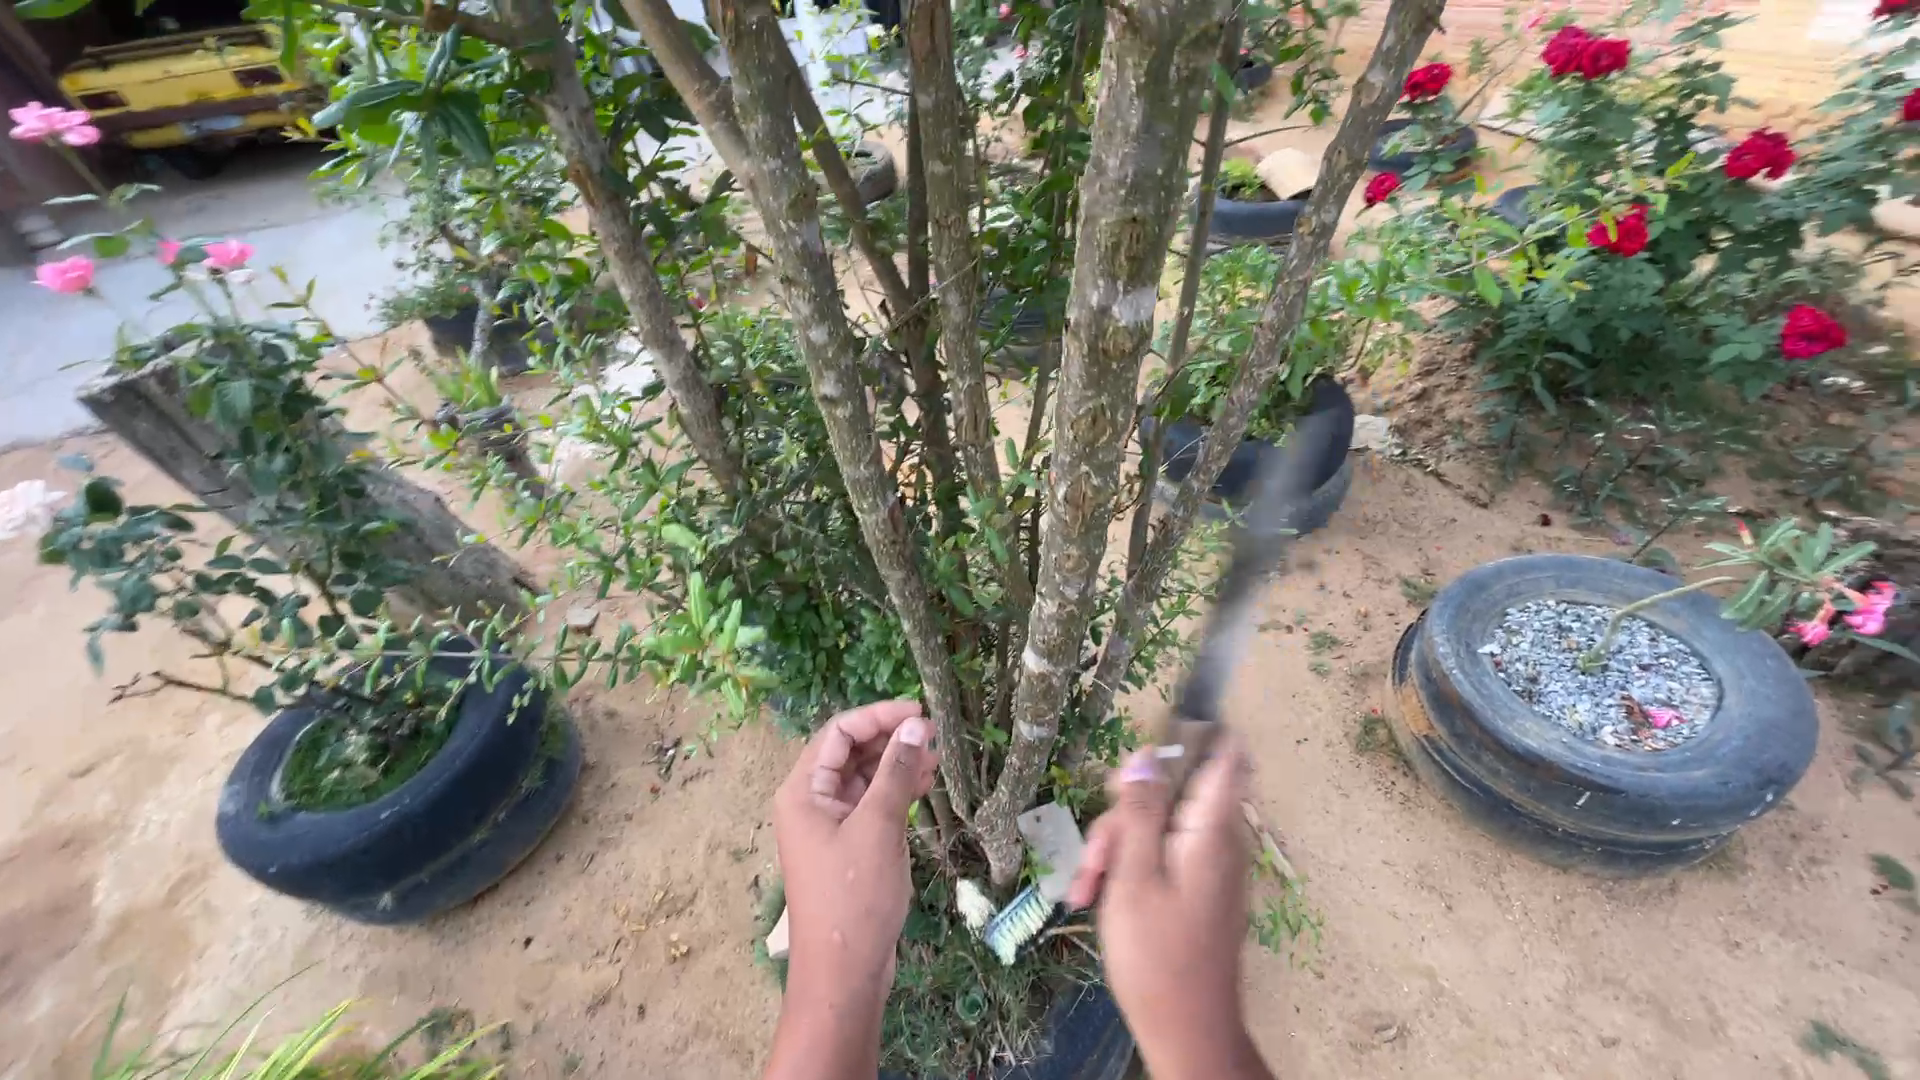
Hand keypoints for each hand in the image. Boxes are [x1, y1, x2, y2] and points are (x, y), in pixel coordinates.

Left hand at [764, 700, 938, 1079]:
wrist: (844, 974)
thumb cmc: (854, 896)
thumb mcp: (878, 826)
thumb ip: (896, 770)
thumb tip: (917, 725)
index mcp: (803, 791)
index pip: (839, 732)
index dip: (878, 716)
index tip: (919, 713)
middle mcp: (811, 801)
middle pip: (850, 751)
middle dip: (890, 738)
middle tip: (933, 734)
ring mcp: (830, 824)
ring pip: (864, 776)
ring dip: (897, 763)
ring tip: (936, 756)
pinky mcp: (849, 844)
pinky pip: (871, 803)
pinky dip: (896, 790)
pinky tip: (925, 783)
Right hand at [1067, 737, 1270, 1079]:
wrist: (1187, 1033)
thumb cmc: (1156, 954)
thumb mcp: (1134, 874)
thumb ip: (1139, 810)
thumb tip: (1144, 754)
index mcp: (1210, 831)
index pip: (1227, 757)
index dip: (1206, 727)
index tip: (1174, 713)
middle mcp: (1217, 841)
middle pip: (1170, 794)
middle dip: (1123, 816)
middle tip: (1095, 858)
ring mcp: (1209, 867)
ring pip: (1158, 826)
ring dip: (1117, 849)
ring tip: (1088, 891)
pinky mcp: (1198, 890)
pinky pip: (1163, 856)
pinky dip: (1131, 869)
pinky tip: (1100, 898)